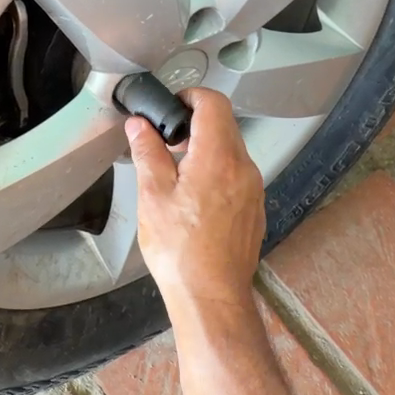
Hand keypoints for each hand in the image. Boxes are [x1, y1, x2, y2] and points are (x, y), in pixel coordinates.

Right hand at [125, 88, 265, 311]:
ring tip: (177, 172)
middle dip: (196, 123)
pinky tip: (195, 198)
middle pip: (225, 124)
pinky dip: (217, 171)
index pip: (214, 103)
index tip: (172, 107)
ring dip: (206, 149)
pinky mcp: (255, 209)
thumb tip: (139, 124)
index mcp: (218, 157)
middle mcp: (244, 168)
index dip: (191, 96)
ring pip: (232, 150)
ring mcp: (254, 189)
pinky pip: (237, 175)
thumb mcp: (152, 194)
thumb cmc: (180, 248)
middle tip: (167, 140)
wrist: (211, 297)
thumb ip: (147, 151)